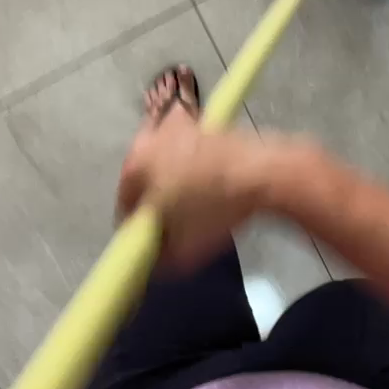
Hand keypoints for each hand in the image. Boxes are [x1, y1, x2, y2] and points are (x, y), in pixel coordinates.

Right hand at [115, 110, 288, 271]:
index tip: (152, 245)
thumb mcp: (183, 251)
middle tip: (175, 227)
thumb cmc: (214, 208)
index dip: (137, 231)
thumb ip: (160, 260)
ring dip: (176, 186)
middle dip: (156, 204)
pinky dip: (197, 171)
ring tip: (198, 208)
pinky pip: (191, 156)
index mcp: (134, 167)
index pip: (124, 208)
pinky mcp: (205, 126)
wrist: (263, 172)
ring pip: (168, 167)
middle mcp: (149, 140)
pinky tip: (214, 188)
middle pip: (145, 182)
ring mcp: (178, 127)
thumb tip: (155, 261)